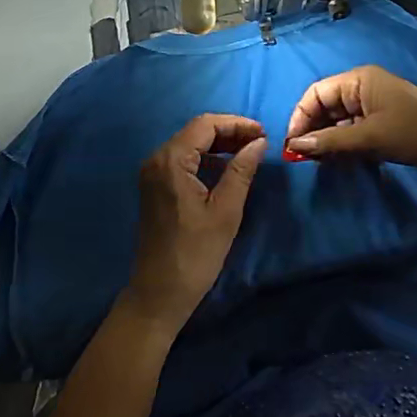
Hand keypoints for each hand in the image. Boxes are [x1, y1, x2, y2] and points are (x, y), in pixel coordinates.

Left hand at [124, 114, 267, 328]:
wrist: (160, 291)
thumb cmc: (195, 253)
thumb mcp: (226, 211)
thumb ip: (241, 171)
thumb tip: (259, 143)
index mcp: (171, 161)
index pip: (205, 125)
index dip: (236, 124)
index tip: (263, 133)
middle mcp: (156, 160)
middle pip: (195, 132)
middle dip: (228, 132)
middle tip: (260, 142)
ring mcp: (152, 173)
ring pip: (189, 145)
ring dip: (218, 145)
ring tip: (249, 153)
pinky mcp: (154, 187)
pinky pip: (182, 161)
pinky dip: (205, 159)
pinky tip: (226, 169)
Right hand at [284, 65, 416, 175]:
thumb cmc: (416, 132)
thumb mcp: (370, 138)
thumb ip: (330, 142)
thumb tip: (294, 146)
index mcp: (358, 80)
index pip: (315, 94)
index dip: (300, 118)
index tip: (292, 146)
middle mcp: (362, 90)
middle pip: (324, 108)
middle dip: (312, 132)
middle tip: (304, 159)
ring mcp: (372, 108)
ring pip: (337, 124)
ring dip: (327, 143)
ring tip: (320, 164)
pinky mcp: (381, 126)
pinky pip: (352, 134)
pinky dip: (342, 147)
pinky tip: (337, 163)